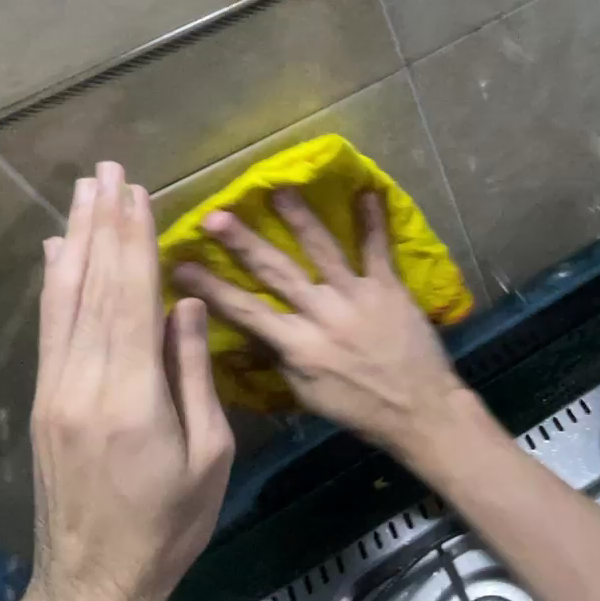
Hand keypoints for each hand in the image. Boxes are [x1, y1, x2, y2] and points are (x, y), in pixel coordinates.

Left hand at [17, 162, 233, 600]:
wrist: (94, 582)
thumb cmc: (170, 522)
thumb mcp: (208, 453)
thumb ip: (192, 374)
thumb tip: (184, 303)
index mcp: (131, 395)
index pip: (132, 298)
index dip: (135, 240)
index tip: (137, 191)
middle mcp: (83, 382)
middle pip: (95, 287)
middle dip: (105, 223)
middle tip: (108, 170)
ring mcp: (55, 391)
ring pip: (66, 300)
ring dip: (78, 241)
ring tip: (84, 193)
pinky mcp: (44, 403)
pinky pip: (50, 329)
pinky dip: (54, 284)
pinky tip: (57, 254)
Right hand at [171, 188, 470, 461]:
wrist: (419, 411)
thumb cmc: (360, 408)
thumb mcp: (307, 393)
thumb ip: (280, 358)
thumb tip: (248, 333)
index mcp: (298, 347)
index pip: (246, 313)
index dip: (211, 289)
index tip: (180, 265)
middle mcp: (323, 316)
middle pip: (277, 273)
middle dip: (243, 244)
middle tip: (214, 216)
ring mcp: (357, 297)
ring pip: (323, 251)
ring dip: (300, 219)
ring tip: (281, 189)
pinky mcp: (390, 288)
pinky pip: (378, 249)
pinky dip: (373, 221)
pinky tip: (367, 192)